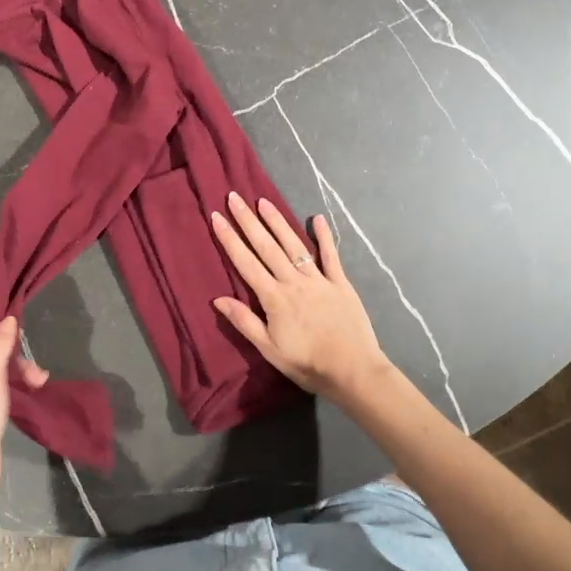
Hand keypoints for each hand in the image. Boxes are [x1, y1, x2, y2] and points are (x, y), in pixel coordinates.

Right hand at [210, 192, 395, 401]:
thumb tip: (217, 299)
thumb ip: (244, 322)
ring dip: (277, 222)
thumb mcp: (269, 349)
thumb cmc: (307, 364)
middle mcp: (293, 282)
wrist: (354, 371)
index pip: (246, 263)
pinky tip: (317, 218)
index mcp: (274, 298)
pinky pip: (330, 256)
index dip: (230, 239)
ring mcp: (319, 280)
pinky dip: (324, 236)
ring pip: (293, 245)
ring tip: (263, 202)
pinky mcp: (340, 284)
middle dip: (248, 221)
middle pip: (266, 246)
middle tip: (234, 198)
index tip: (217, 217)